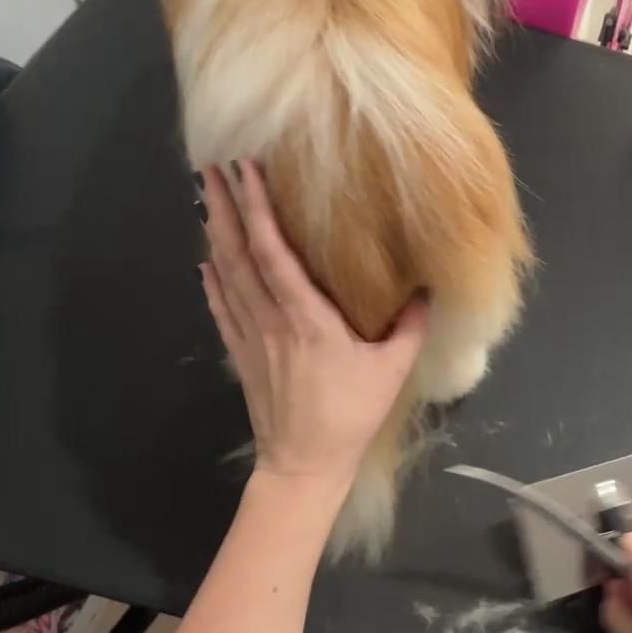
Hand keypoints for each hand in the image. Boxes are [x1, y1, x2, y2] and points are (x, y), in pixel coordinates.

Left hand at [198, 162, 428, 492]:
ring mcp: (249, 338)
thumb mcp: (392, 370)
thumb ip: (411, 327)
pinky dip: (211, 280)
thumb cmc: (350, 415)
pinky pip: (221, 308)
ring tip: (204, 199)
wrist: (304, 464)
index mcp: (306, 318)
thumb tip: (427, 289)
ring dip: (213, 234)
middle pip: (238, 255)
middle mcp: (270, 320)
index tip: (246, 172)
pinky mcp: (241, 355)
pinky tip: (205, 260)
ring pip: (225, 276)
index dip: (258, 211)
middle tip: (210, 168)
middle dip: (224, 209)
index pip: (274, 254)